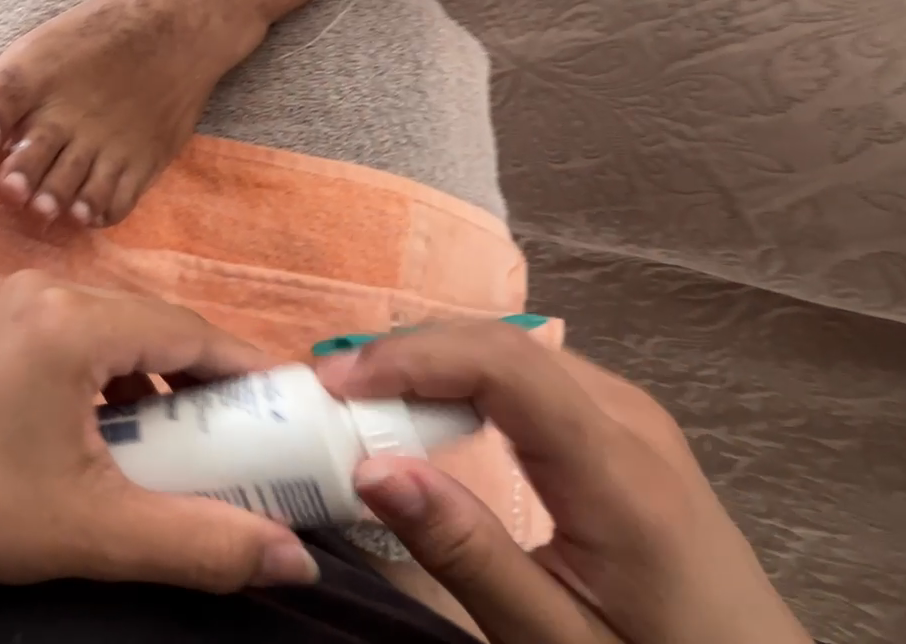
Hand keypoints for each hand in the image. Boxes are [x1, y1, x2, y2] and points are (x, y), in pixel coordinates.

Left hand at [0, 272, 320, 594]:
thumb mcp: (97, 531)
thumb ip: (205, 542)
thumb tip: (297, 560)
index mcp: (69, 320)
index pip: (186, 329)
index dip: (245, 370)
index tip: (291, 411)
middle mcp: (41, 289)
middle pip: (151, 323)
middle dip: (202, 380)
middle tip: (245, 438)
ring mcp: (11, 300)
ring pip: (113, 329)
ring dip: (154, 379)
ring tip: (183, 443)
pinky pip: (74, 334)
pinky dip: (109, 375)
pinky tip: (114, 429)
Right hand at [320, 322, 809, 643]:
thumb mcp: (559, 643)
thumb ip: (467, 555)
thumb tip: (369, 468)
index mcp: (624, 477)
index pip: (504, 368)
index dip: (407, 358)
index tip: (331, 384)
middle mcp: (628, 418)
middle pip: (494, 342)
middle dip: (398, 355)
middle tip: (327, 394)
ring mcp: (623, 409)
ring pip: (499, 344)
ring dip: (419, 361)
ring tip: (357, 399)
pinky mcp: (610, 416)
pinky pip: (513, 365)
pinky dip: (448, 373)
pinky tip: (417, 406)